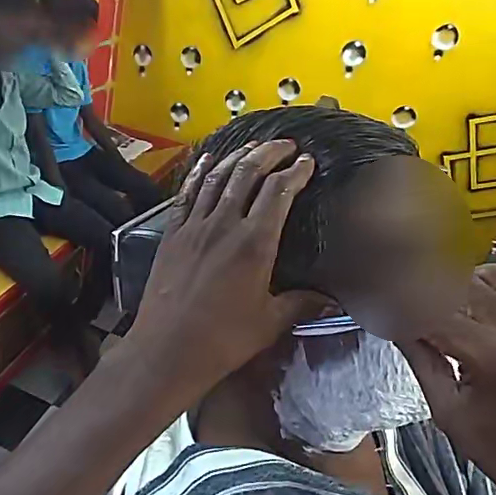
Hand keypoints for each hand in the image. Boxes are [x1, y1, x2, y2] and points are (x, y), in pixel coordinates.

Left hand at [124, 141, 318, 388]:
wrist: (167, 349)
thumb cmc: (222, 341)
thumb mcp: (269, 323)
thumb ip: (300, 304)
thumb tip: (329, 300)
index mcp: (254, 244)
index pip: (279, 192)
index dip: (296, 172)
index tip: (307, 162)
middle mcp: (224, 225)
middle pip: (247, 174)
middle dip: (269, 153)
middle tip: (285, 145)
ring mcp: (194, 227)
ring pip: (217, 178)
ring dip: (237, 157)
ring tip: (253, 146)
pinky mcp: (172, 235)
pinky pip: (187, 194)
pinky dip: (199, 173)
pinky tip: (207, 161)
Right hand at [394, 266, 495, 494]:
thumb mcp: (451, 415)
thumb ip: (422, 361)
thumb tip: (397, 325)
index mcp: (488, 355)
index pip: (428, 308)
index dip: (399, 306)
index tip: (382, 309)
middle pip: (458, 281)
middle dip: (427, 293)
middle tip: (412, 312)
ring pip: (494, 274)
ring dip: (463, 285)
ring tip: (450, 310)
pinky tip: (492, 307)